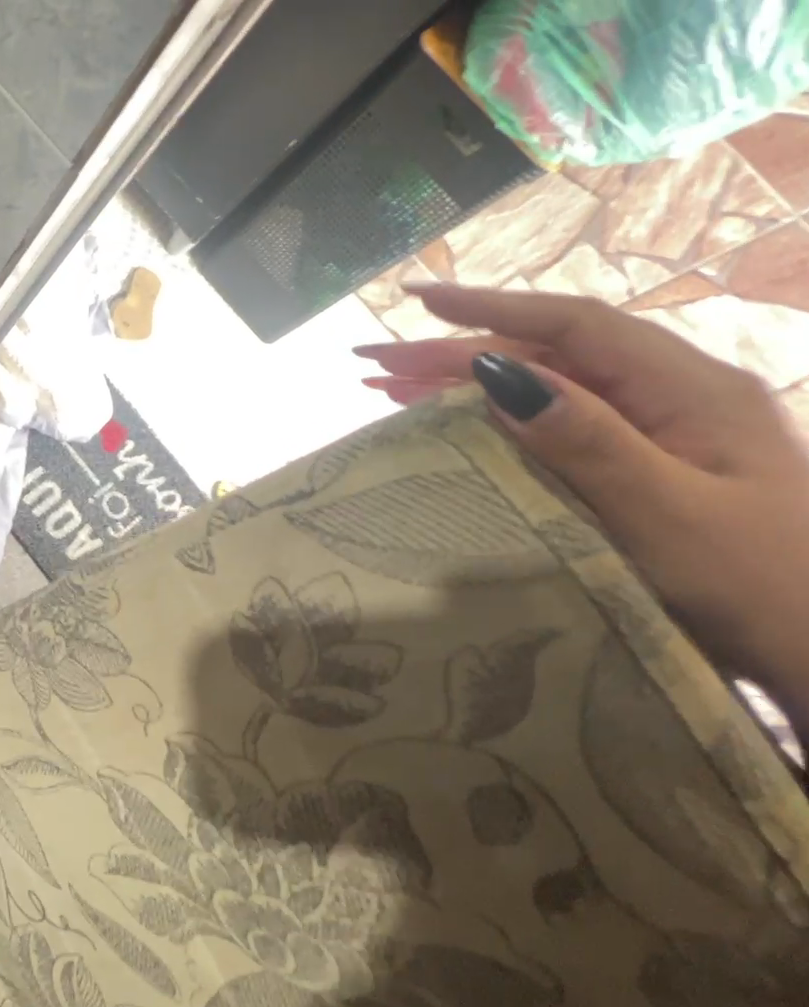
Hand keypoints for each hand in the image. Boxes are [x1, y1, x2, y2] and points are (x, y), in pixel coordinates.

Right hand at [355, 285, 808, 718]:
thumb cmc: (753, 584)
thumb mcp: (664, 512)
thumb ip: (586, 440)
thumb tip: (498, 374)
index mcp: (690, 390)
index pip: (576, 326)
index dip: (492, 309)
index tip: (415, 302)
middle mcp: (674, 396)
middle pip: (551, 353)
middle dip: (456, 352)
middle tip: (373, 367)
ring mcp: (659, 430)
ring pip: (546, 386)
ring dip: (464, 383)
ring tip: (388, 389)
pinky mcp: (641, 463)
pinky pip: (553, 423)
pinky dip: (490, 417)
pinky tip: (450, 421)